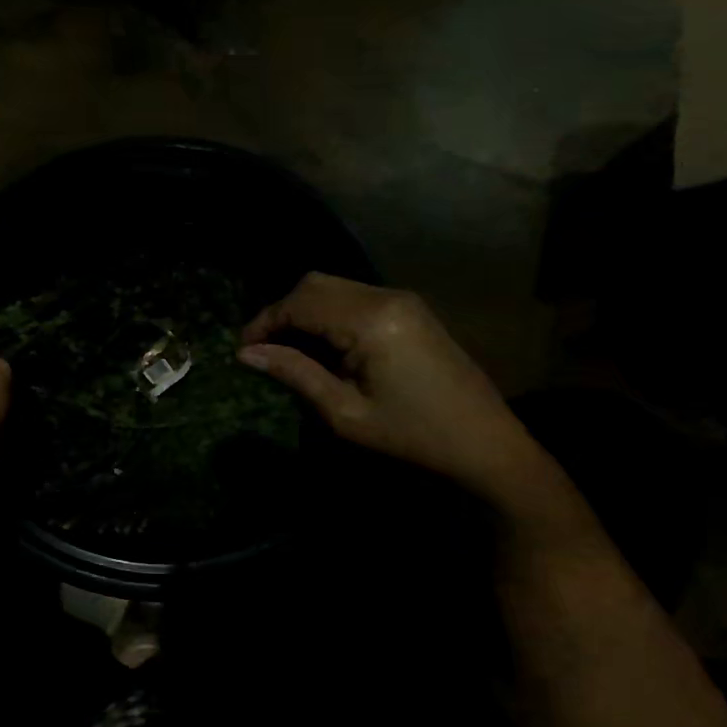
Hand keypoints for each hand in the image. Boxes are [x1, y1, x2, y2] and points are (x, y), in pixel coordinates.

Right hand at [238, 273, 543, 495]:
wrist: (484, 442)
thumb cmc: (410, 435)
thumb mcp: (343, 412)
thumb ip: (295, 374)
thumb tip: (247, 354)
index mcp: (370, 322)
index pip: (299, 303)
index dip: (264, 322)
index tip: (242, 350)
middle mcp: (385, 297)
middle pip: (315, 284)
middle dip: (281, 312)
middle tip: (263, 349)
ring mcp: (402, 300)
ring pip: (334, 287)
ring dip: (304, 311)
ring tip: (287, 350)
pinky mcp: (410, 310)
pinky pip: (355, 298)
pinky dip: (328, 314)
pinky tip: (322, 346)